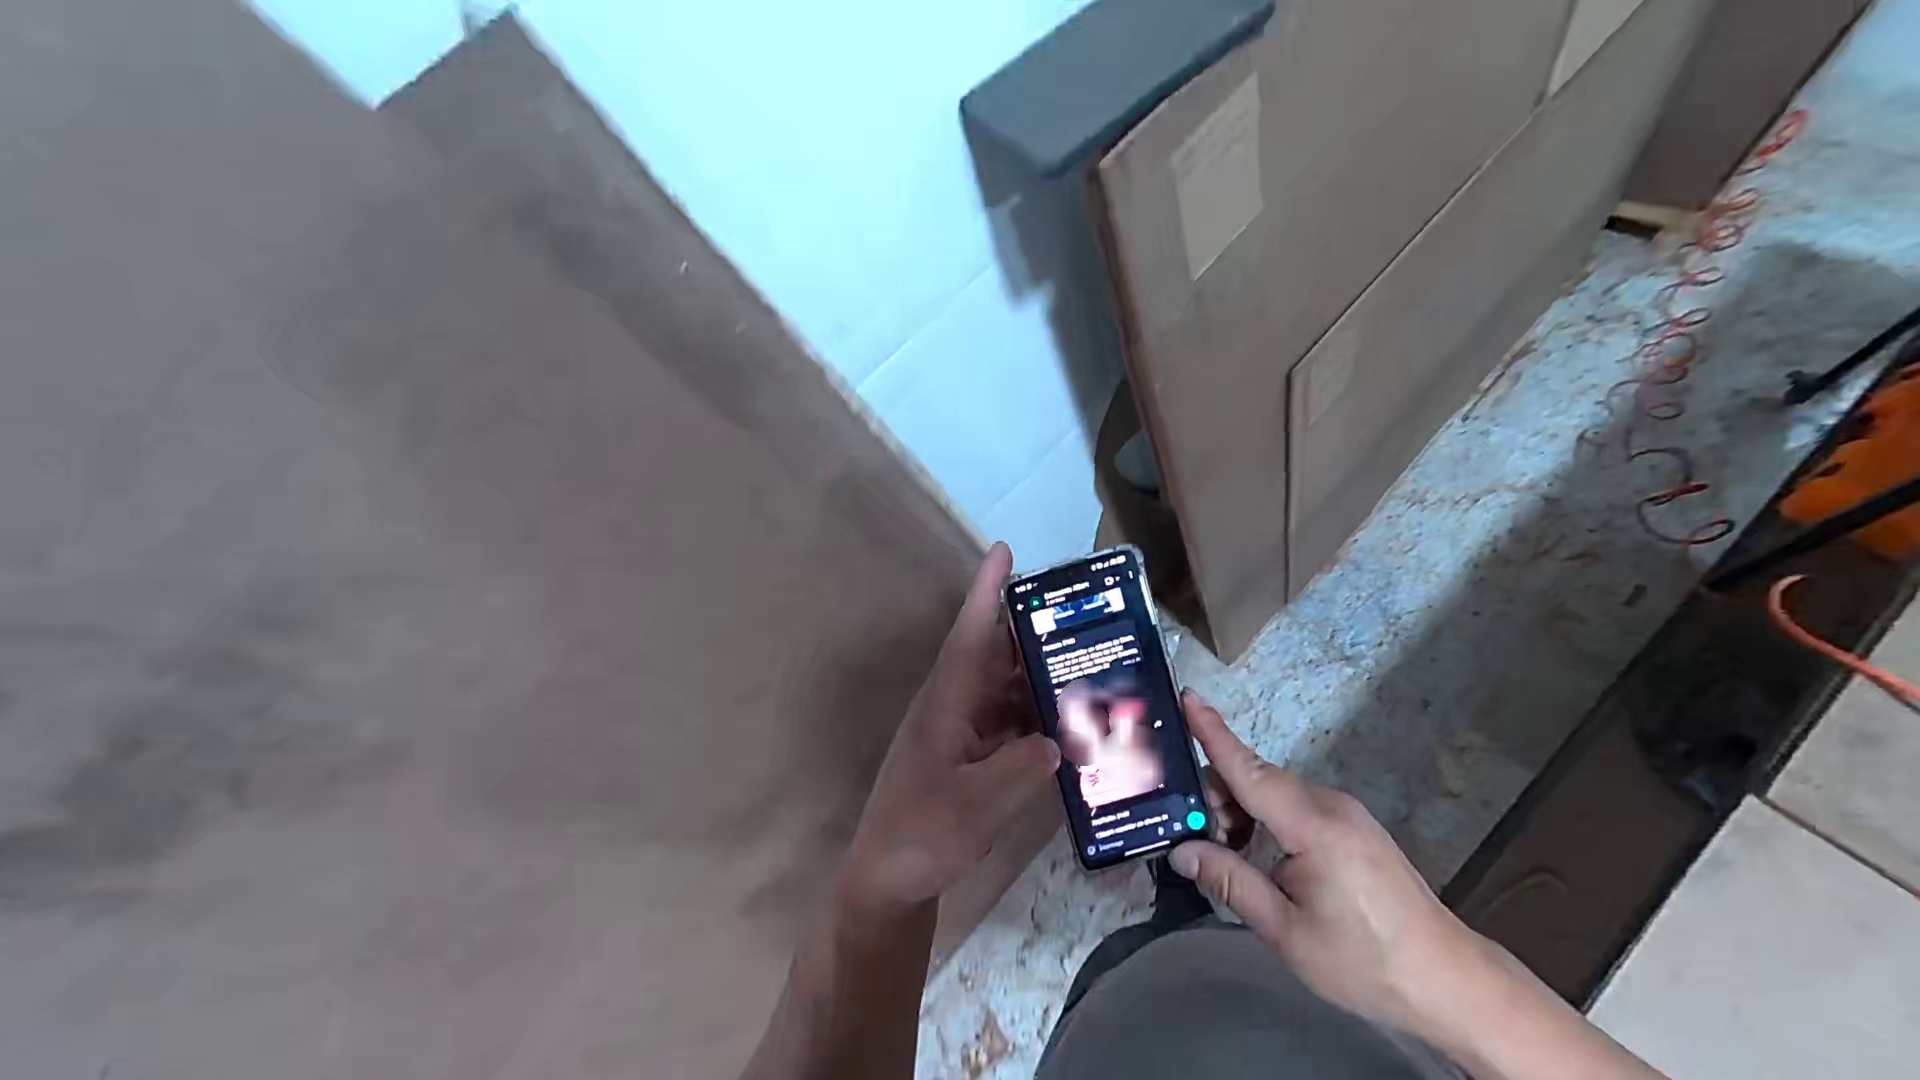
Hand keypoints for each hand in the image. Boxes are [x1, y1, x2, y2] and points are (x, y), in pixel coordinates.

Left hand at [836, 542, 1060, 918]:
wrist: (887, 880)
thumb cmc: (920, 835)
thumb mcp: (976, 807)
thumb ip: (1021, 770)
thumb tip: (1060, 740)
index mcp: (946, 703)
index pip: (970, 635)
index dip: (986, 592)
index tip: (1003, 551)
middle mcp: (954, 707)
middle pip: (996, 656)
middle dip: (1033, 631)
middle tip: (1081, 614)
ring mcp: (963, 732)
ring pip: (1007, 689)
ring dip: (1041, 678)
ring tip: (1090, 665)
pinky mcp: (971, 756)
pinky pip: (1010, 723)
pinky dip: (1038, 719)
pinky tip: (1071, 726)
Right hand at [1167, 690, 1483, 1040]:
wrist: (1451, 983)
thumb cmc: (1365, 961)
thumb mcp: (1285, 931)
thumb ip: (1229, 881)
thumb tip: (1181, 850)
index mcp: (1312, 825)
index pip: (1248, 768)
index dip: (1212, 731)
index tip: (1187, 695)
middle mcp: (1327, 803)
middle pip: (1253, 777)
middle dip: (1218, 799)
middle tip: (1206, 847)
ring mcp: (1343, 810)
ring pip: (1270, 789)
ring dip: (1241, 812)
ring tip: (1235, 859)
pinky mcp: (1349, 822)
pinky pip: (1291, 803)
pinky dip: (1264, 818)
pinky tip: (1263, 857)